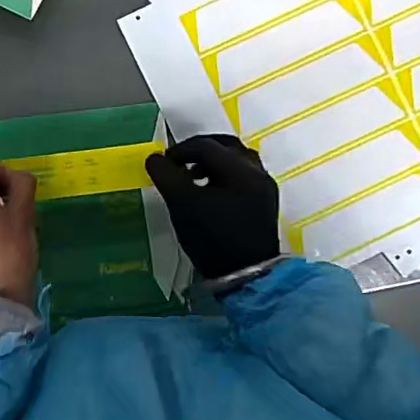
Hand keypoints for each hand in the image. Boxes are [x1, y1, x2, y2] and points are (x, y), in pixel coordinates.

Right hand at [145, 134, 281, 280]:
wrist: (245, 273)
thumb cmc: (212, 237)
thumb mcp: (182, 204)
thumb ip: (166, 176)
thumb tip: (155, 158)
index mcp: (239, 169)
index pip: (206, 145)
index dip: (179, 150)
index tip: (162, 164)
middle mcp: (256, 172)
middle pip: (226, 146)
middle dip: (198, 150)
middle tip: (178, 163)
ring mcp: (264, 187)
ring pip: (236, 160)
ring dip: (212, 162)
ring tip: (192, 176)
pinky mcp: (264, 202)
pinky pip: (242, 176)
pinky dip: (222, 175)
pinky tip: (208, 192)